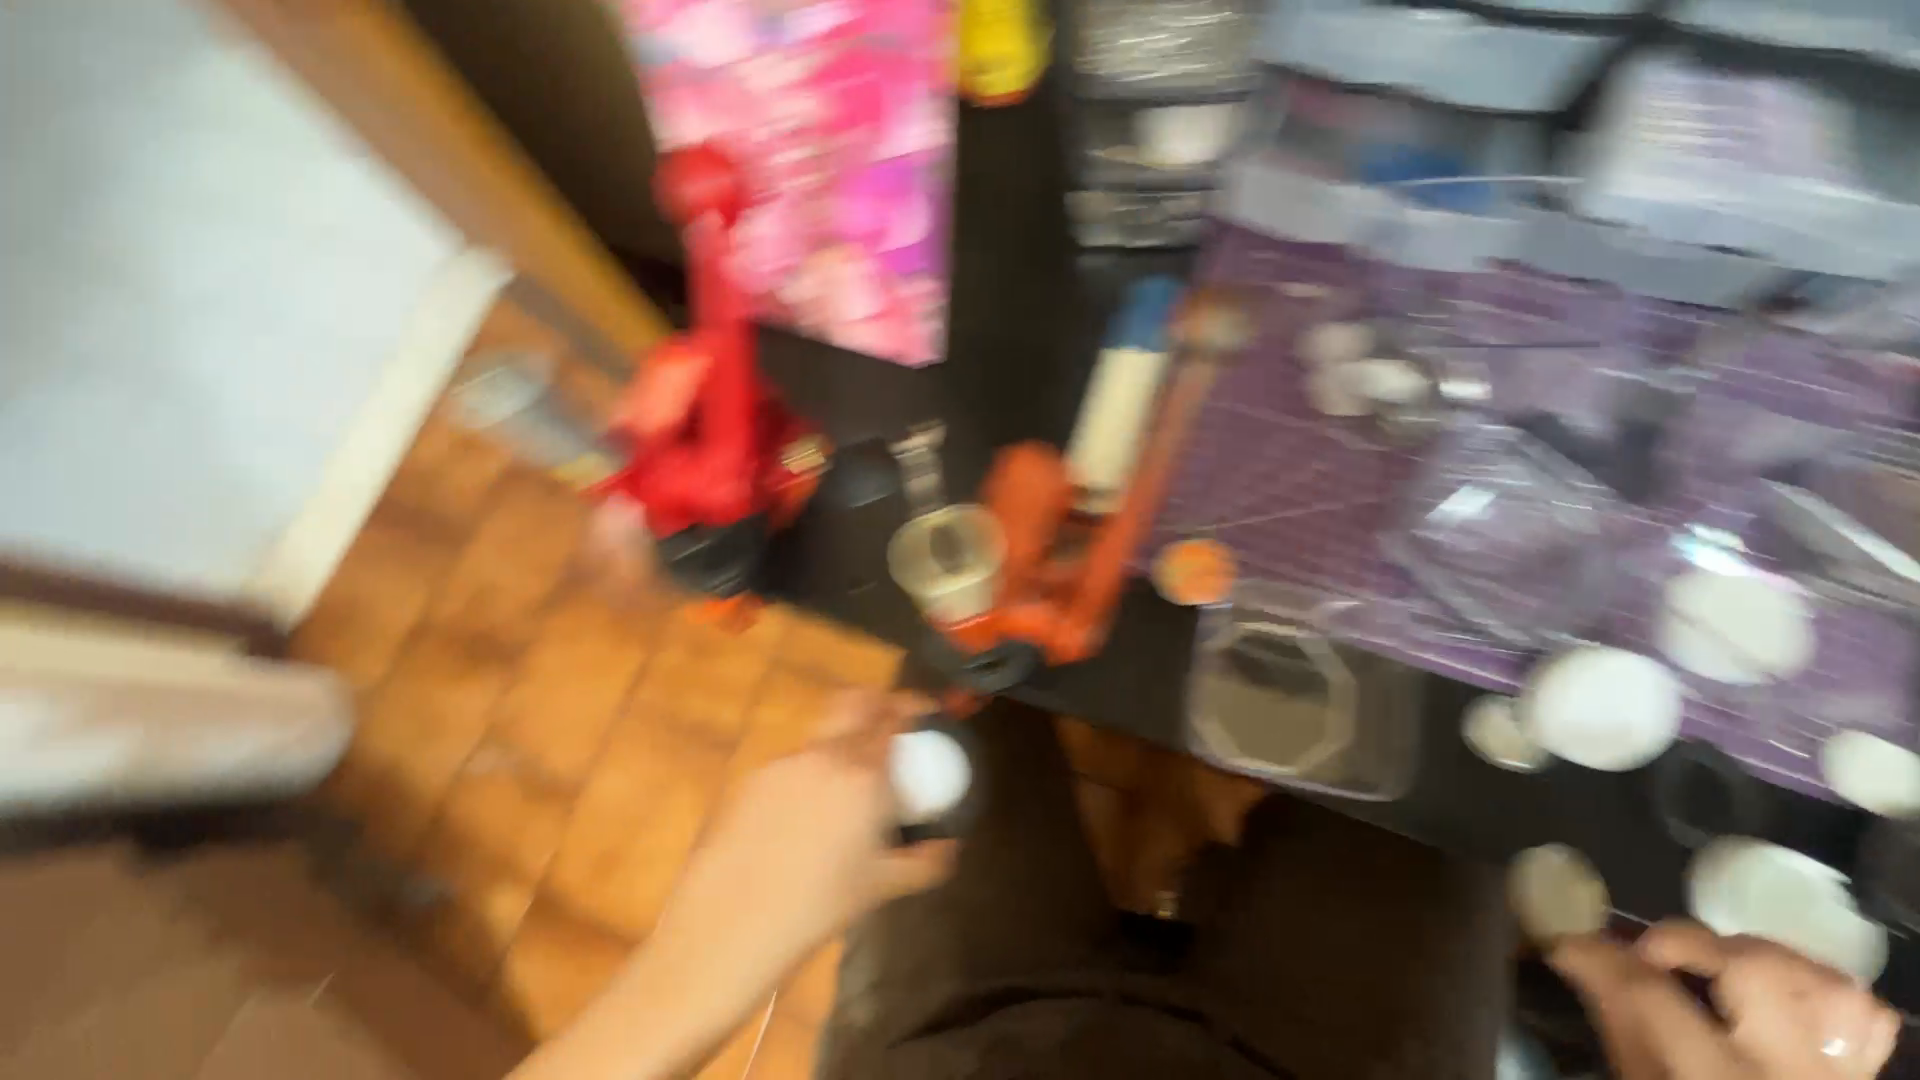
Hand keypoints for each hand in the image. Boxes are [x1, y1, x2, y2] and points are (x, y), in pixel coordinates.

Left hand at [507, 691, 957, 1079]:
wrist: (729, 926)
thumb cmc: (818, 908)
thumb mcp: (882, 888)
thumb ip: (925, 861)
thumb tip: (948, 845)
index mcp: (863, 776)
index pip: (891, 715)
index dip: (910, 705)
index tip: (921, 714)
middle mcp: (824, 757)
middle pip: (853, 702)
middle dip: (873, 703)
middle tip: (886, 726)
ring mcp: (783, 765)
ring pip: (821, 740)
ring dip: (838, 751)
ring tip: (840, 796)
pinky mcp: (751, 780)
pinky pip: (791, 768)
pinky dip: (806, 779)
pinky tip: (800, 821)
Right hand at [1551, 919, 1898, 1079]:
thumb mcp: (1638, 1077)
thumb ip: (1616, 1016)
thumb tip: (1576, 950)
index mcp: (1717, 1078)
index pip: (1651, 995)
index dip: (1596, 955)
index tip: (1566, 939)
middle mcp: (1790, 1071)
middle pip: (1753, 971)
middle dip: (1687, 941)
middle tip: (1649, 950)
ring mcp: (1838, 1071)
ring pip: (1823, 982)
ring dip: (1759, 957)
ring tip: (1713, 965)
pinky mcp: (1861, 1068)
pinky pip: (1863, 1014)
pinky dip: (1815, 987)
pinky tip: (1772, 989)